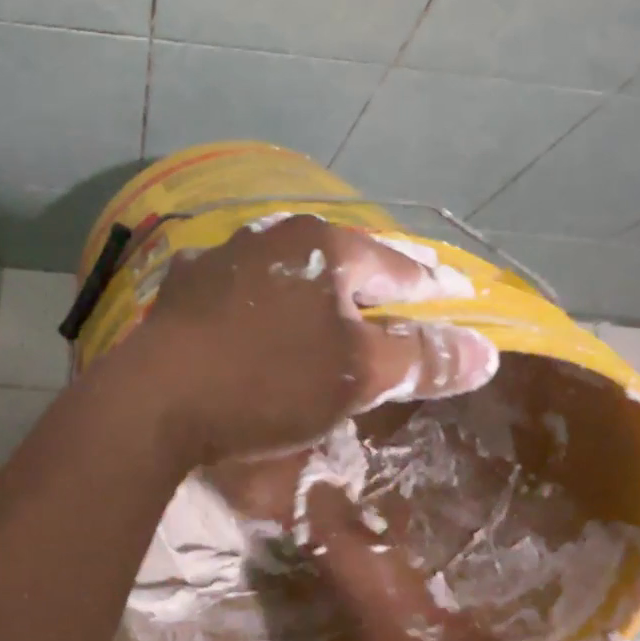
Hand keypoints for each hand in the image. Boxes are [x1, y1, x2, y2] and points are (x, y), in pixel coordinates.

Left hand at [120, 214, 497, 466]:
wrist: (154, 402)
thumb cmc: (268, 383)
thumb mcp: (356, 376)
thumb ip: (421, 358)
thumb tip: (486, 350)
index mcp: (323, 246)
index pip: (398, 265)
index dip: (434, 286)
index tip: (459, 297)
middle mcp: (271, 237)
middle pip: (340, 261)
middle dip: (372, 283)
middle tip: (398, 303)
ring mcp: (220, 260)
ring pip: (286, 273)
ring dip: (312, 292)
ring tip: (329, 312)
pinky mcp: (182, 291)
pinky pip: (240, 294)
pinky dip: (261, 306)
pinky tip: (256, 321)